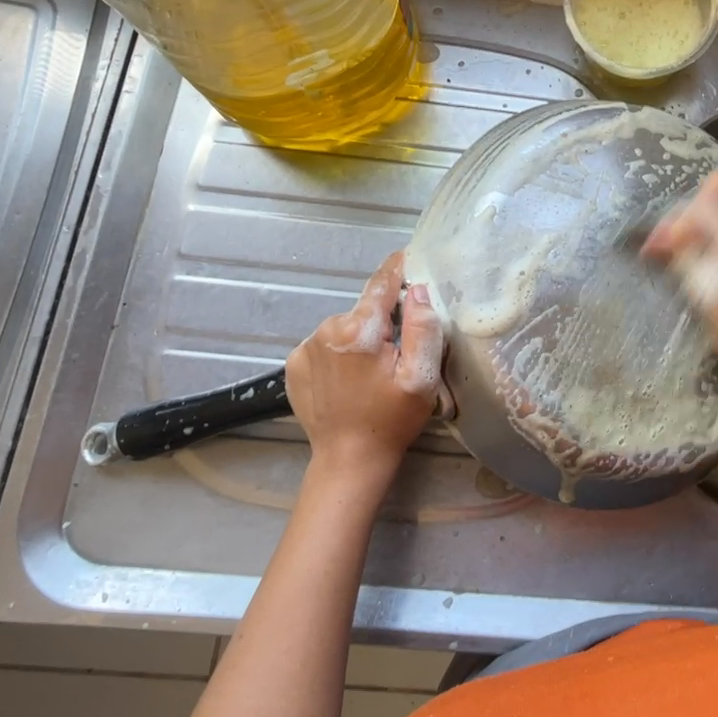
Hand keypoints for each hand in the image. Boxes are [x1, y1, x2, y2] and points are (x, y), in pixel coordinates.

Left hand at [284, 251, 442, 480]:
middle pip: (364, 308)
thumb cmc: (392, 419)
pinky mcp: (294, 364)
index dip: (397, 267)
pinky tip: (350, 379)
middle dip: (384, 319)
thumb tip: (418, 290)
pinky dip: (341, 353)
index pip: (381, 282)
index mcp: (360, 330)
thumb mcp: (422, 377)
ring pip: (346, 326)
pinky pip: (326, 344)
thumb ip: (423, 328)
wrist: (348, 460)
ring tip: (373, 371)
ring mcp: (305, 347)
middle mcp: (327, 329)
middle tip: (400, 350)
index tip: (409, 256)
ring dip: (361, 337)